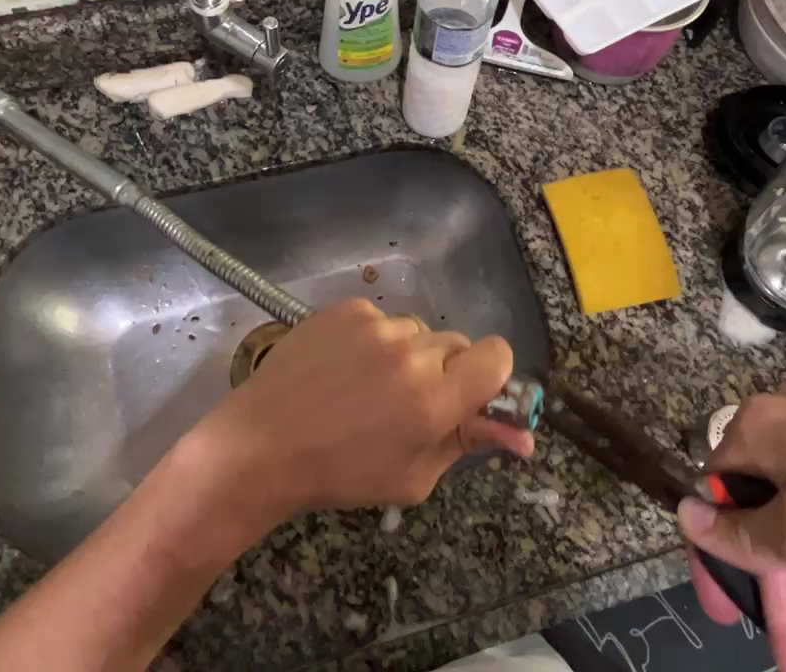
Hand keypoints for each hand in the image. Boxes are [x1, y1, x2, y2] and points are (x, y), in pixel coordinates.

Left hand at [181, 299, 534, 524]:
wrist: (262, 445)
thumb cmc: (341, 474)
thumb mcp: (414, 476)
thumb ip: (468, 444)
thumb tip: (523, 436)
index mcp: (435, 399)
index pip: (497, 355)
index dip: (490, 374)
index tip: (471, 391)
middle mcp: (412, 352)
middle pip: (457, 343)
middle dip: (445, 369)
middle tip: (409, 400)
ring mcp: (376, 325)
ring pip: (417, 331)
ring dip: (408, 353)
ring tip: (367, 385)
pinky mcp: (346, 309)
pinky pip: (380, 319)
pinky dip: (372, 339)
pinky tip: (344, 367)